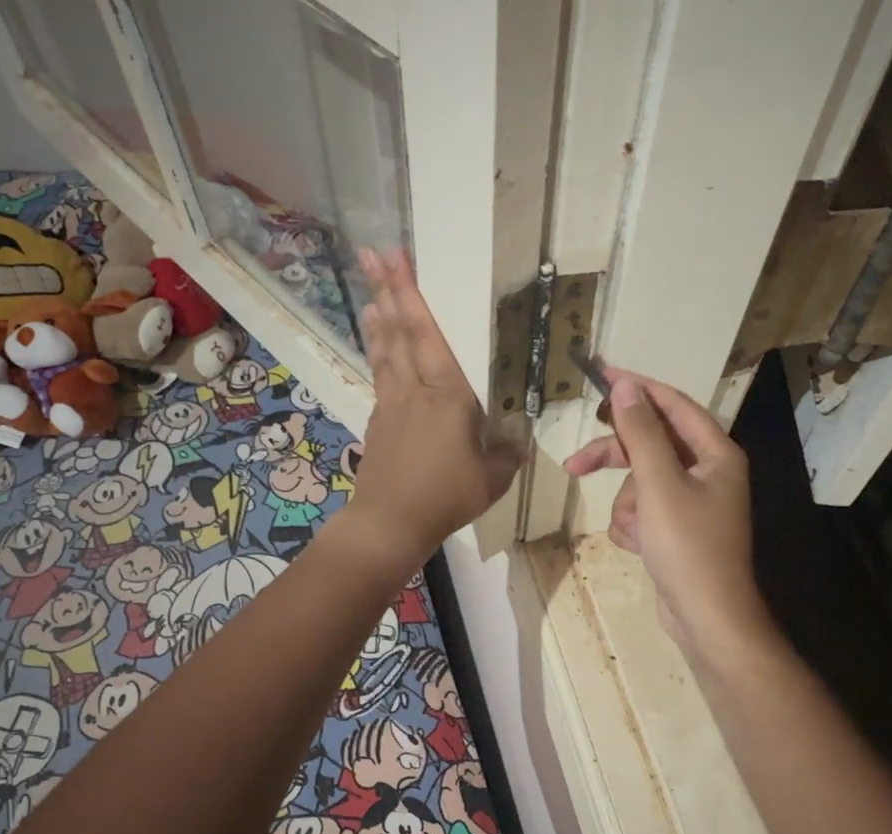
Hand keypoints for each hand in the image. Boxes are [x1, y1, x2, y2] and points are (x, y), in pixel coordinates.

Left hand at [346, 249, 519, 567]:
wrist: (389, 522)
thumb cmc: (446, 497)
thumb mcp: (493, 478)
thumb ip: (507, 454)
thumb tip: (520, 442)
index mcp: (446, 394)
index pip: (428, 333)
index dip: (411, 293)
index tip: (397, 258)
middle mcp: (414, 389)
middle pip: (399, 331)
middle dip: (387, 289)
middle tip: (372, 253)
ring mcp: (392, 404)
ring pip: (385, 350)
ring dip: (379, 317)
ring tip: (371, 290)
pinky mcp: (379, 422)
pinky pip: (381, 375)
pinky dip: (379, 352)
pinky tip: (379, 347)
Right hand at [563, 369, 767, 648]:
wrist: (706, 618)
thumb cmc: (689, 546)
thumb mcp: (659, 484)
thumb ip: (641, 432)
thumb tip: (626, 385)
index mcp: (715, 453)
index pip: (673, 405)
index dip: (638, 388)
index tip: (600, 375)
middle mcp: (708, 472)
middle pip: (651, 446)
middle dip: (617, 460)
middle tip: (576, 464)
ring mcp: (693, 504)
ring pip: (641, 483)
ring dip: (628, 505)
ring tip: (636, 531)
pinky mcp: (677, 531)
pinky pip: (644, 512)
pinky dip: (634, 527)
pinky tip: (638, 547)